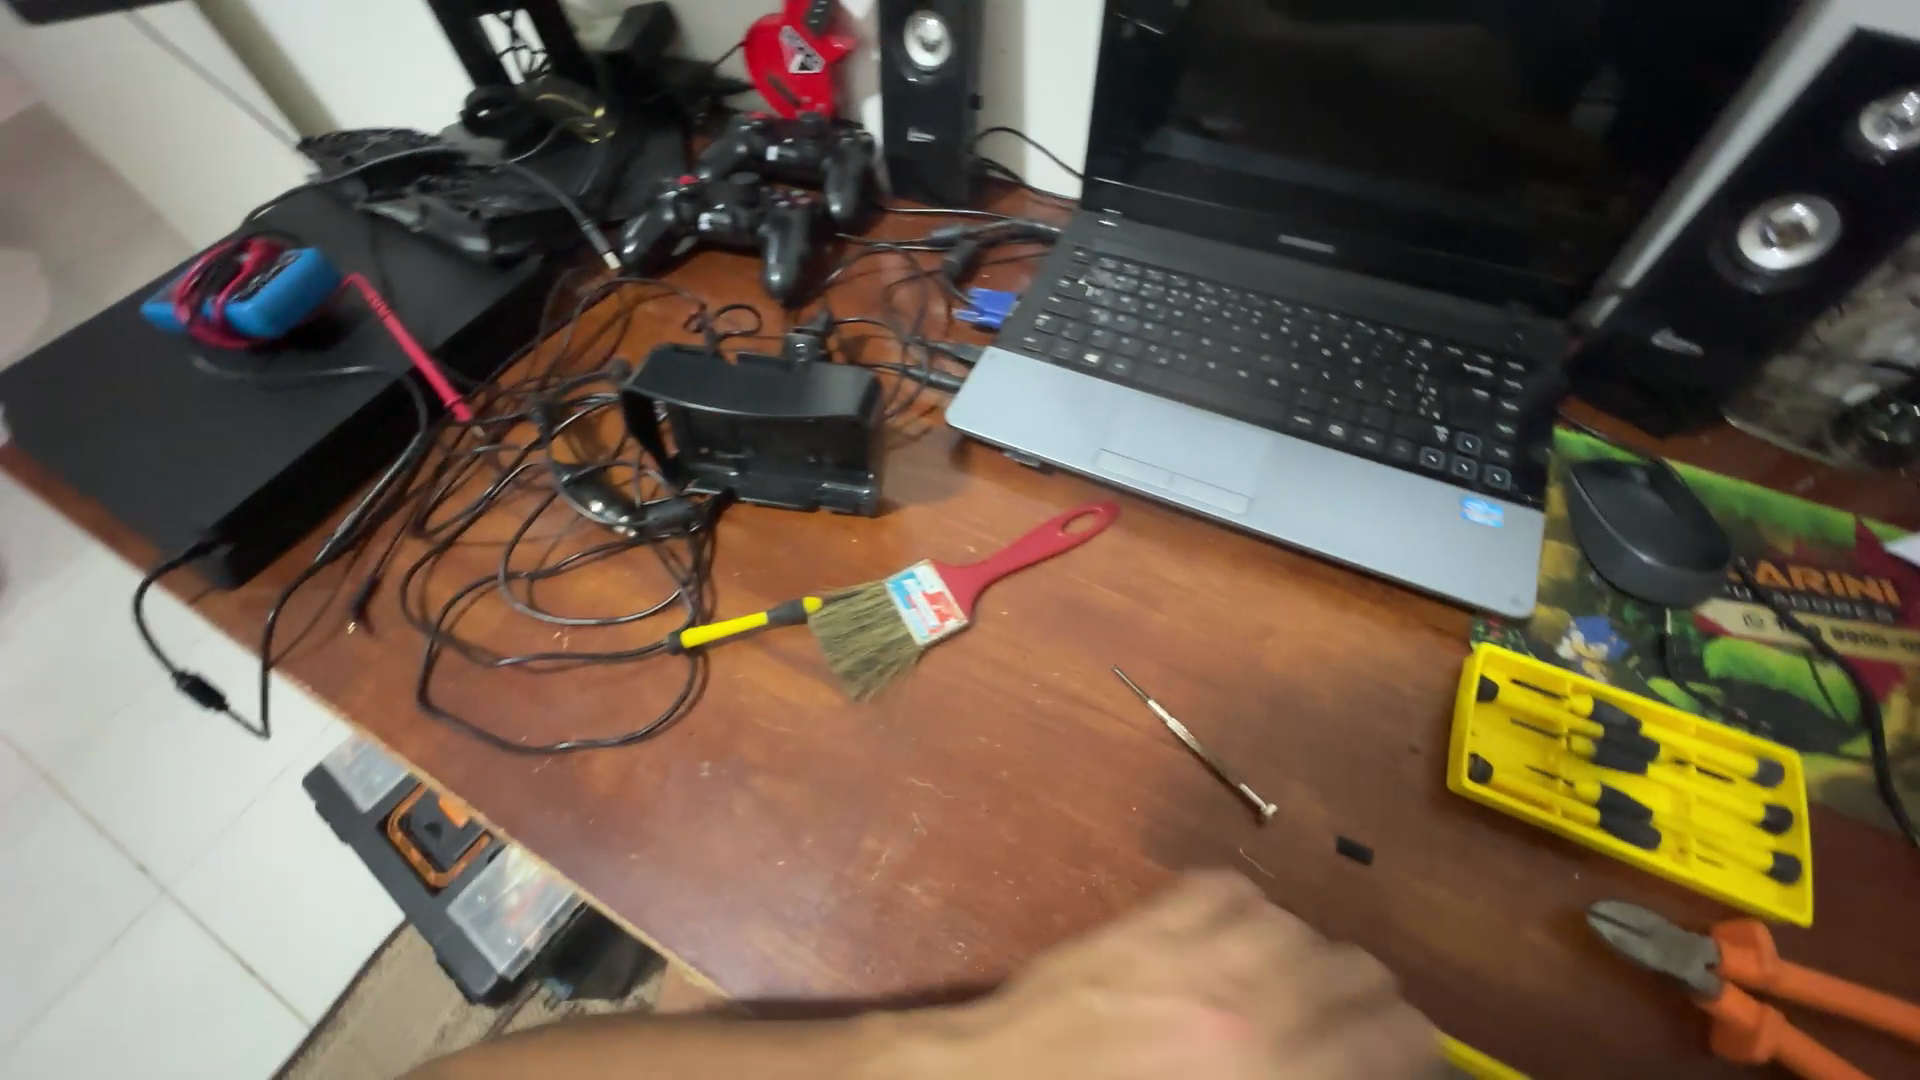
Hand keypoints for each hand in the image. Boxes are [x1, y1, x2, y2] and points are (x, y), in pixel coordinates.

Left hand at [882, 871, 1434, 1078]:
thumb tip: (1328, 1065)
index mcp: (1268, 1072)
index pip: (1385, 1037)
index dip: (1416, 1043)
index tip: (1418, 1051)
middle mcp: (1237, 1003)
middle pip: (1345, 968)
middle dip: (1373, 995)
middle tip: (1372, 1019)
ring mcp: (1182, 953)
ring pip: (1285, 921)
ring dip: (1309, 948)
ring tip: (1305, 974)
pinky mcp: (1137, 927)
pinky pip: (1213, 889)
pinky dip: (1243, 903)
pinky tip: (1242, 926)